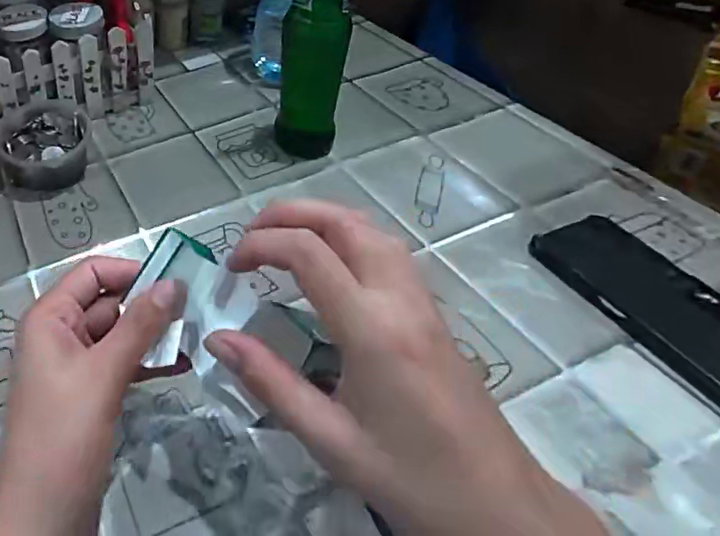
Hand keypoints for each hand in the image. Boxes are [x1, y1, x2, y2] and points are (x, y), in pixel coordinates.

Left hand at [0, 256, 184, 535]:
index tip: (174, 281)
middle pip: (109, 301)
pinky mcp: (89, 396)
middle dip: (149, 304)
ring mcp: (74, 367)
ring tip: (194, 336)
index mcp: (49, 319)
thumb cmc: (64, 435)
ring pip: (119, 334)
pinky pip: (121, 363)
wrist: (42, 521)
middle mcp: (59, 335)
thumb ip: (139, 325)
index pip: (92, 273)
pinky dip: (147, 361)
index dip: (131, 271)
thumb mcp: (103, 375)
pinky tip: (181, 364)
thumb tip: (173, 282)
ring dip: (153, 335)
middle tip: (195, 310)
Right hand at [203, 200, 606, 535]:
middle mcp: (398, 295)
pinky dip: (345, 233)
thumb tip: (218, 339)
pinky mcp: (430, 306)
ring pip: (367, 225)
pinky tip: (328, 260)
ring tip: (281, 239)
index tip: (231, 268)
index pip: (308, 252)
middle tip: (249, 238)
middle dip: (287, 214)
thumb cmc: (412, 478)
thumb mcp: (332, 442)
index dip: (260, 244)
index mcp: (372, 327)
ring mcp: (420, 296)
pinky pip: (385, 245)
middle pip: (341, 219)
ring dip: (319, 217)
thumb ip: (271, 383)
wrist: (500, 504)